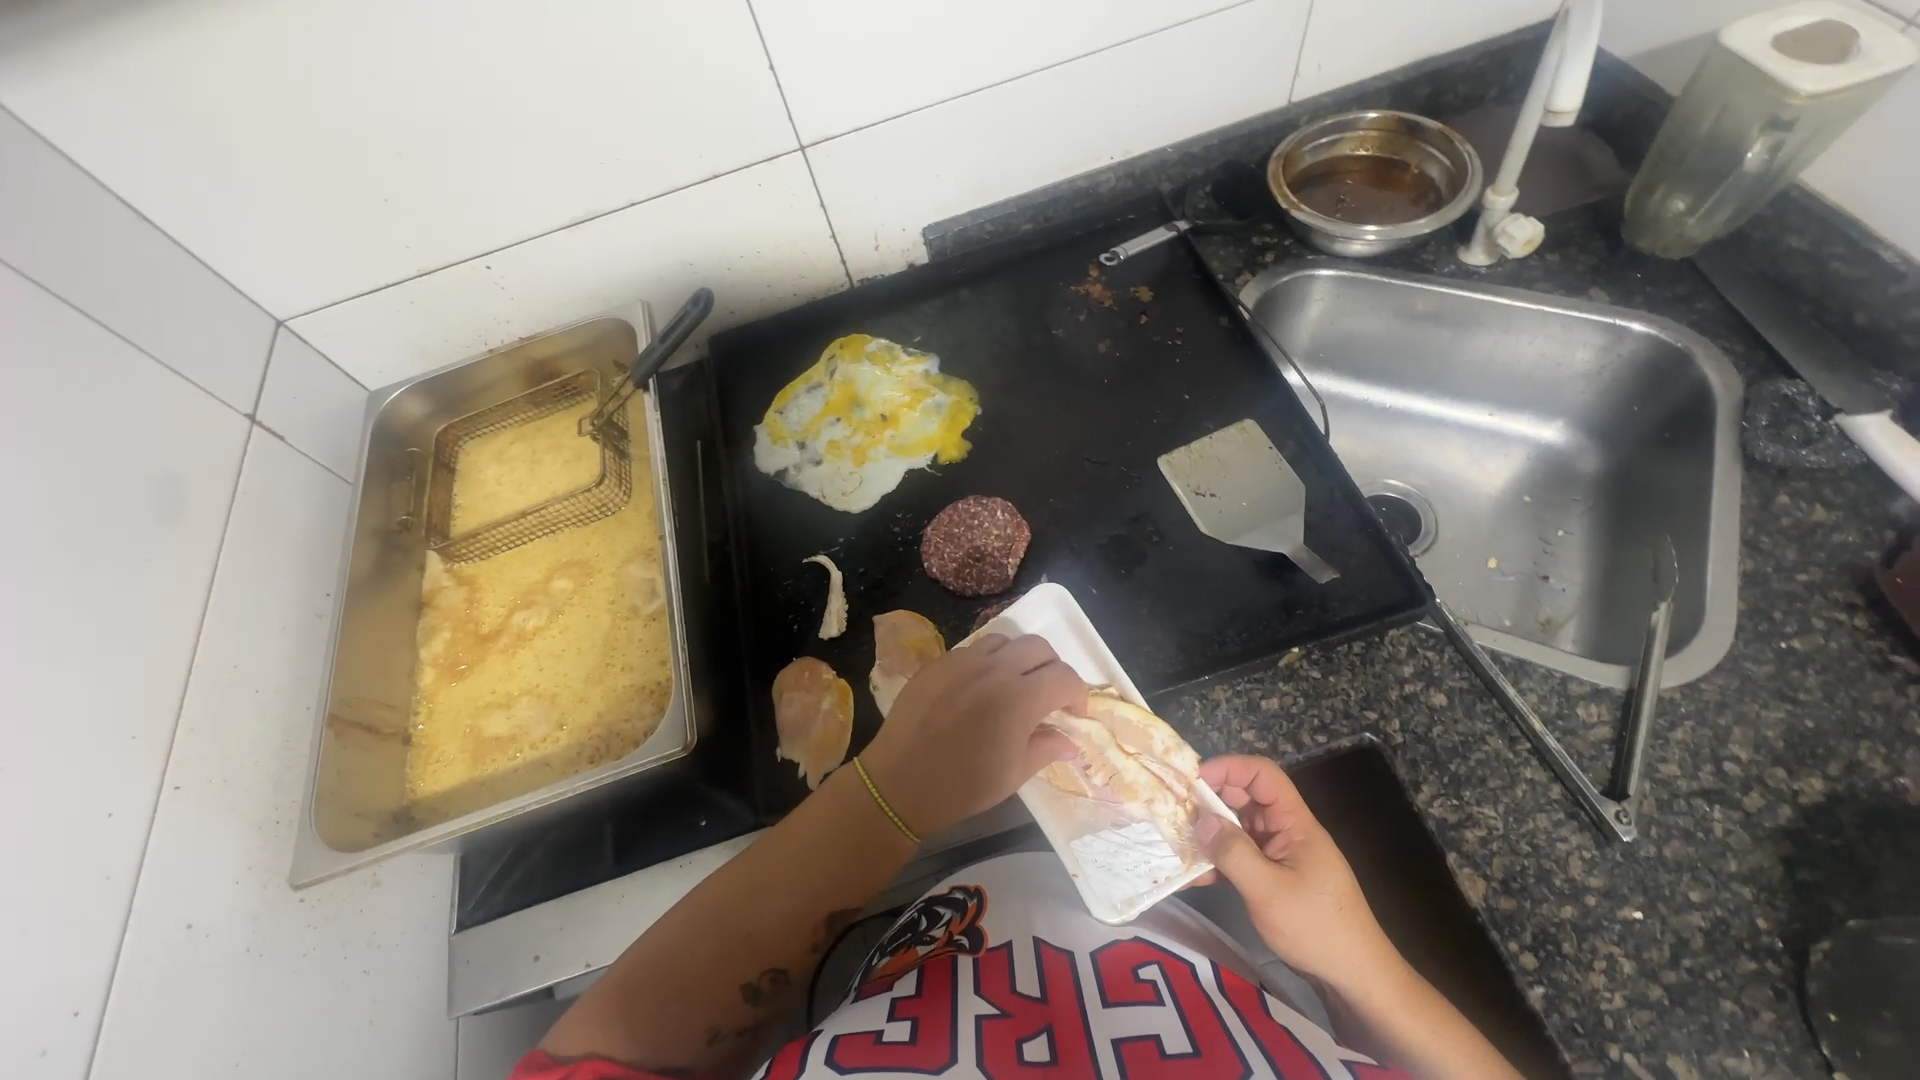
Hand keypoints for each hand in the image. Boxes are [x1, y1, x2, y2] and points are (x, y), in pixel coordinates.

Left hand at [858, 634, 1086, 837]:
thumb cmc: (962, 786)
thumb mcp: (1013, 775)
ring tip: (1013, 685)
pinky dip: (986, 662)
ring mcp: (962, 661)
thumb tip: (1069, 741)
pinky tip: (977, 689)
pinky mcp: (938, 663)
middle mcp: (994, 669)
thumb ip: (1046, 749)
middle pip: (1039, 647)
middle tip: (1047, 695)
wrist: (899, 781)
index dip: (1077, 694)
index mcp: (1020, 698)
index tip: (1073, 714)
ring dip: (1019, 659)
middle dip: (1052, 668)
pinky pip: (972, 650)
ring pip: (1005, 641)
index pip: (1065, 677)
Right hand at [1193, 755, 1405, 990]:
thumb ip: (1233, 852)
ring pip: (1240, 828)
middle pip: (1247, 798)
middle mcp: (1287, 831)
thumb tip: (1200, 819)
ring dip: (1211, 833)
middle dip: (1212, 801)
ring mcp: (1281, 855)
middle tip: (1178, 814)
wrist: (1356, 976)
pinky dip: (1220, 861)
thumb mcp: (1269, 891)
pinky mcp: (1274, 877)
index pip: (1262, 775)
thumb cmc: (1316, 928)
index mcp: (1295, 823)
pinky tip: (1196, 876)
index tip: (1194, 781)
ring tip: (1180, 844)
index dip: (1228, 768)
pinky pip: (1242, 856)